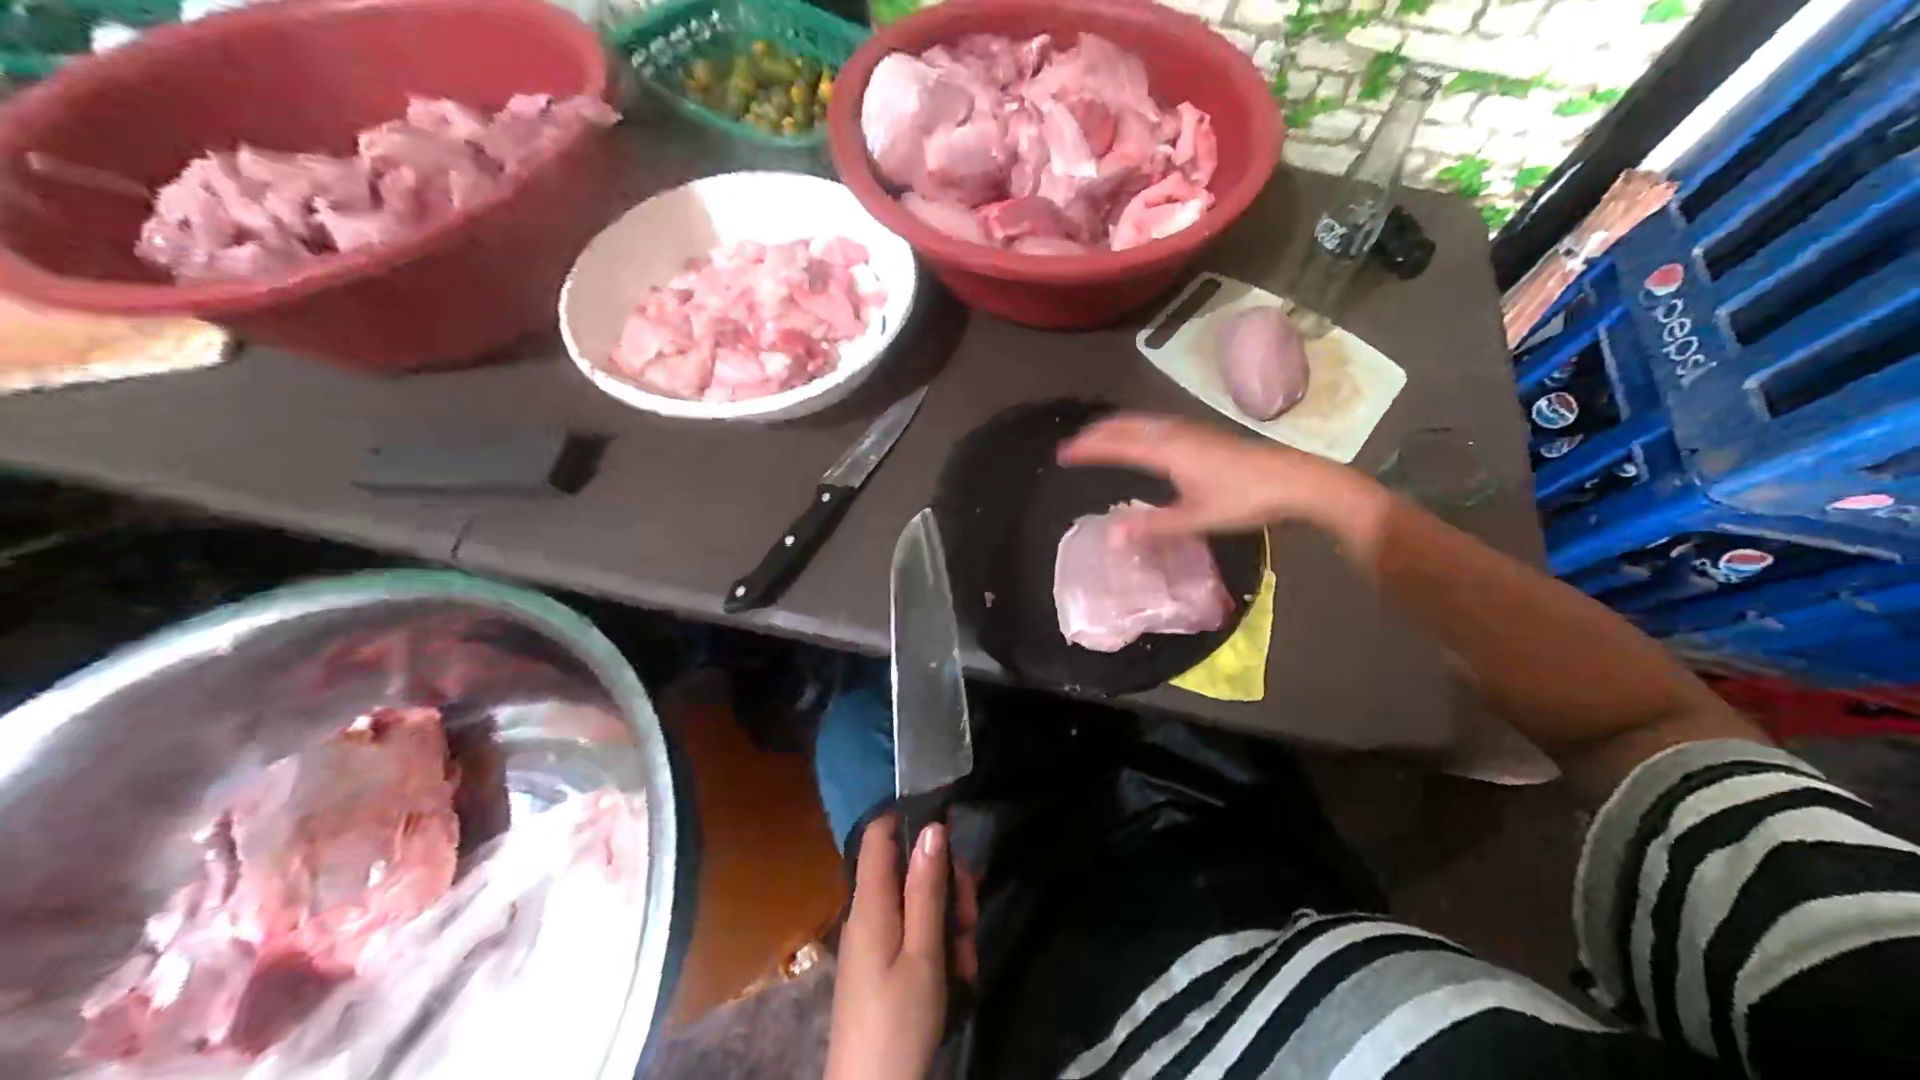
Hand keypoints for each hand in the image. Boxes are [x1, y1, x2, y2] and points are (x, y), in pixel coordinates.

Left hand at [825, 817, 978, 1079]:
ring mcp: (873, 939)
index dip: (909, 821)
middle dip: (945, 883)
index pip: (879, 835)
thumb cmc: (898, 1020)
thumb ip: (926, 890)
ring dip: (948, 919)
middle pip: (907, 870)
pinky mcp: (881, 963)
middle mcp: (867, 912)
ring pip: (916, 903)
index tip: (949, 831)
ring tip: (967, 958)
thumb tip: (932, 828)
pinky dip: (938, 944)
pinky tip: (957, 973)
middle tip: (970, 915)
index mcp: (870, 903)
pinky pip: (912, 932)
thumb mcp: (922, 953)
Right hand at [1058, 413, 1388, 541]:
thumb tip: (1110, 534)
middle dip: (1097, 432)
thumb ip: (1152, 526)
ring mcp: (1191, 431)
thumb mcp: (1196, 519)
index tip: (1062, 453)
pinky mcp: (1204, 435)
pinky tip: (1143, 439)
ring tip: (1100, 437)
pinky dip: (1136, 428)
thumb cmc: (1245, 500)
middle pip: (1126, 425)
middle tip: (1074, 444)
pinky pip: (1157, 424)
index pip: (1116, 444)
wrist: (1296, 481)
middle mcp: (1174, 433)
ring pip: (1143, 421)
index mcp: (1167, 450)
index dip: (1087, 448)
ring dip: (1117, 427)